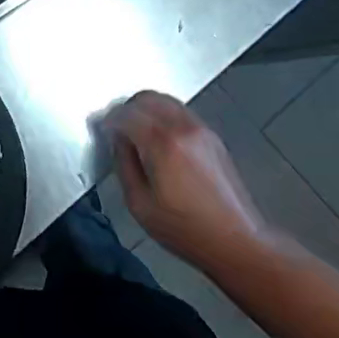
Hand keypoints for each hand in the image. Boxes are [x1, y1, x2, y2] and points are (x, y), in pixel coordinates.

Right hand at [102, 92, 271, 270]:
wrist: (236, 240)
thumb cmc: (184, 229)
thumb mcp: (140, 204)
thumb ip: (124, 165)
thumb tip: (118, 141)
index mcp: (162, 143)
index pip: (126, 114)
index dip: (109, 120)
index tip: (102, 131)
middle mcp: (183, 127)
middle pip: (147, 98)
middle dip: (127, 109)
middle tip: (117, 129)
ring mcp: (201, 129)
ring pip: (166, 101)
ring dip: (147, 109)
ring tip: (137, 133)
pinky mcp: (213, 136)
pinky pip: (181, 112)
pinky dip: (164, 116)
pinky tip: (160, 140)